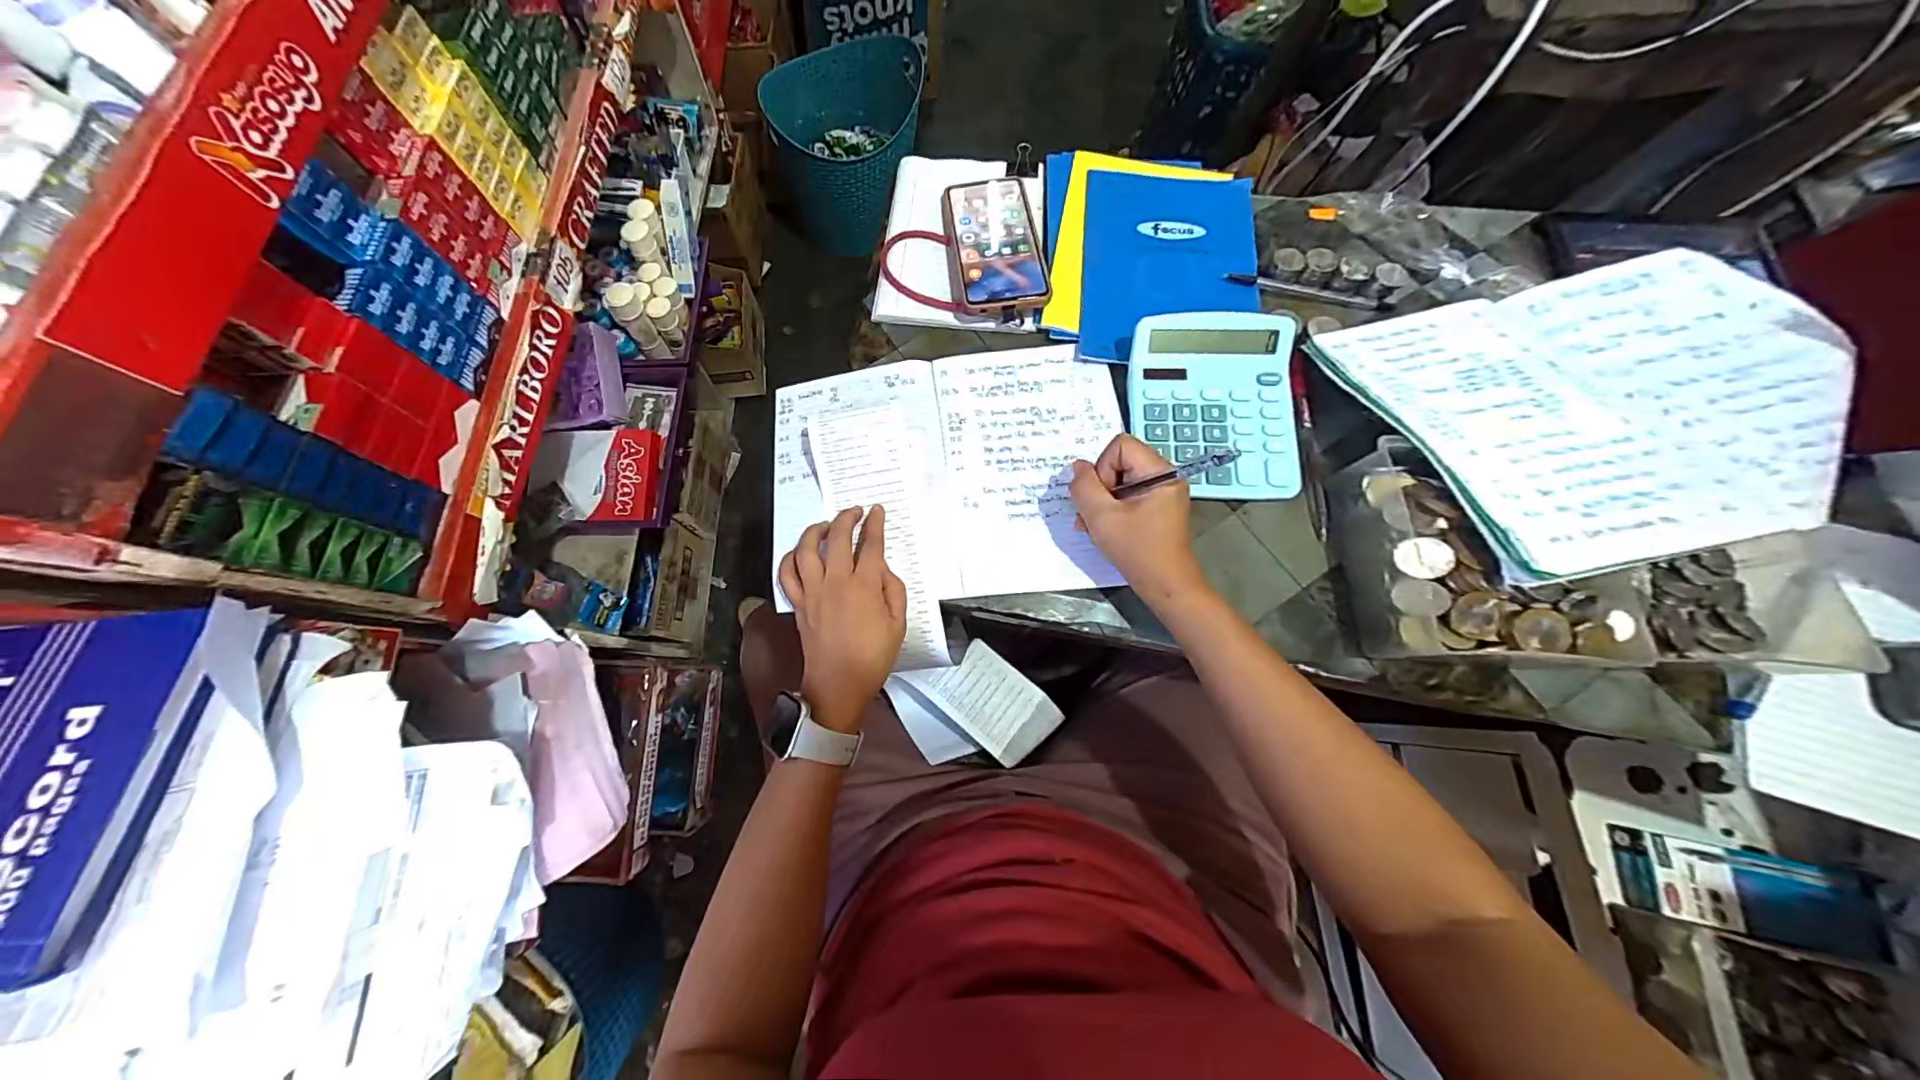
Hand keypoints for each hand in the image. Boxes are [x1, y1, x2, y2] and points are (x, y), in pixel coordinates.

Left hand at [778, 506, 906, 733]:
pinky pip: (787, 573)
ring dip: (816, 530)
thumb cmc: (871, 658)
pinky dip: (790, 558)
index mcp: (864, 587)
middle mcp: (836, 583)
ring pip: (807, 549)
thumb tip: (882, 570)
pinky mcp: (799, 603)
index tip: (877, 512)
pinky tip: (799, 552)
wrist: (838, 683)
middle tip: (855, 512)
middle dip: (847, 518)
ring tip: (826, 525)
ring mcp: (813, 592)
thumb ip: (894, 590)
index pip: (870, 545)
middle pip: (837, 537)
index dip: (875, 524)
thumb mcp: (898, 624)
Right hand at [1070, 434, 1205, 607]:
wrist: (1166, 585)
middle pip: (1119, 462)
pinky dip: (1111, 510)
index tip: (1102, 497)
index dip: (1102, 468)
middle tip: (1092, 514)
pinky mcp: (1156, 508)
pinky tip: (1104, 529)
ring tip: (1094, 526)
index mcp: (1160, 472)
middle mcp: (1164, 477)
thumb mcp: (1101, 517)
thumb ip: (1083, 487)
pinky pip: (1126, 496)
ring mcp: (1161, 493)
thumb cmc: (1137, 551)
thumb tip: (1078, 467)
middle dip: (1099, 488)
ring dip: (1101, 502)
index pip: (1120, 446)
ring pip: (1119, 481)